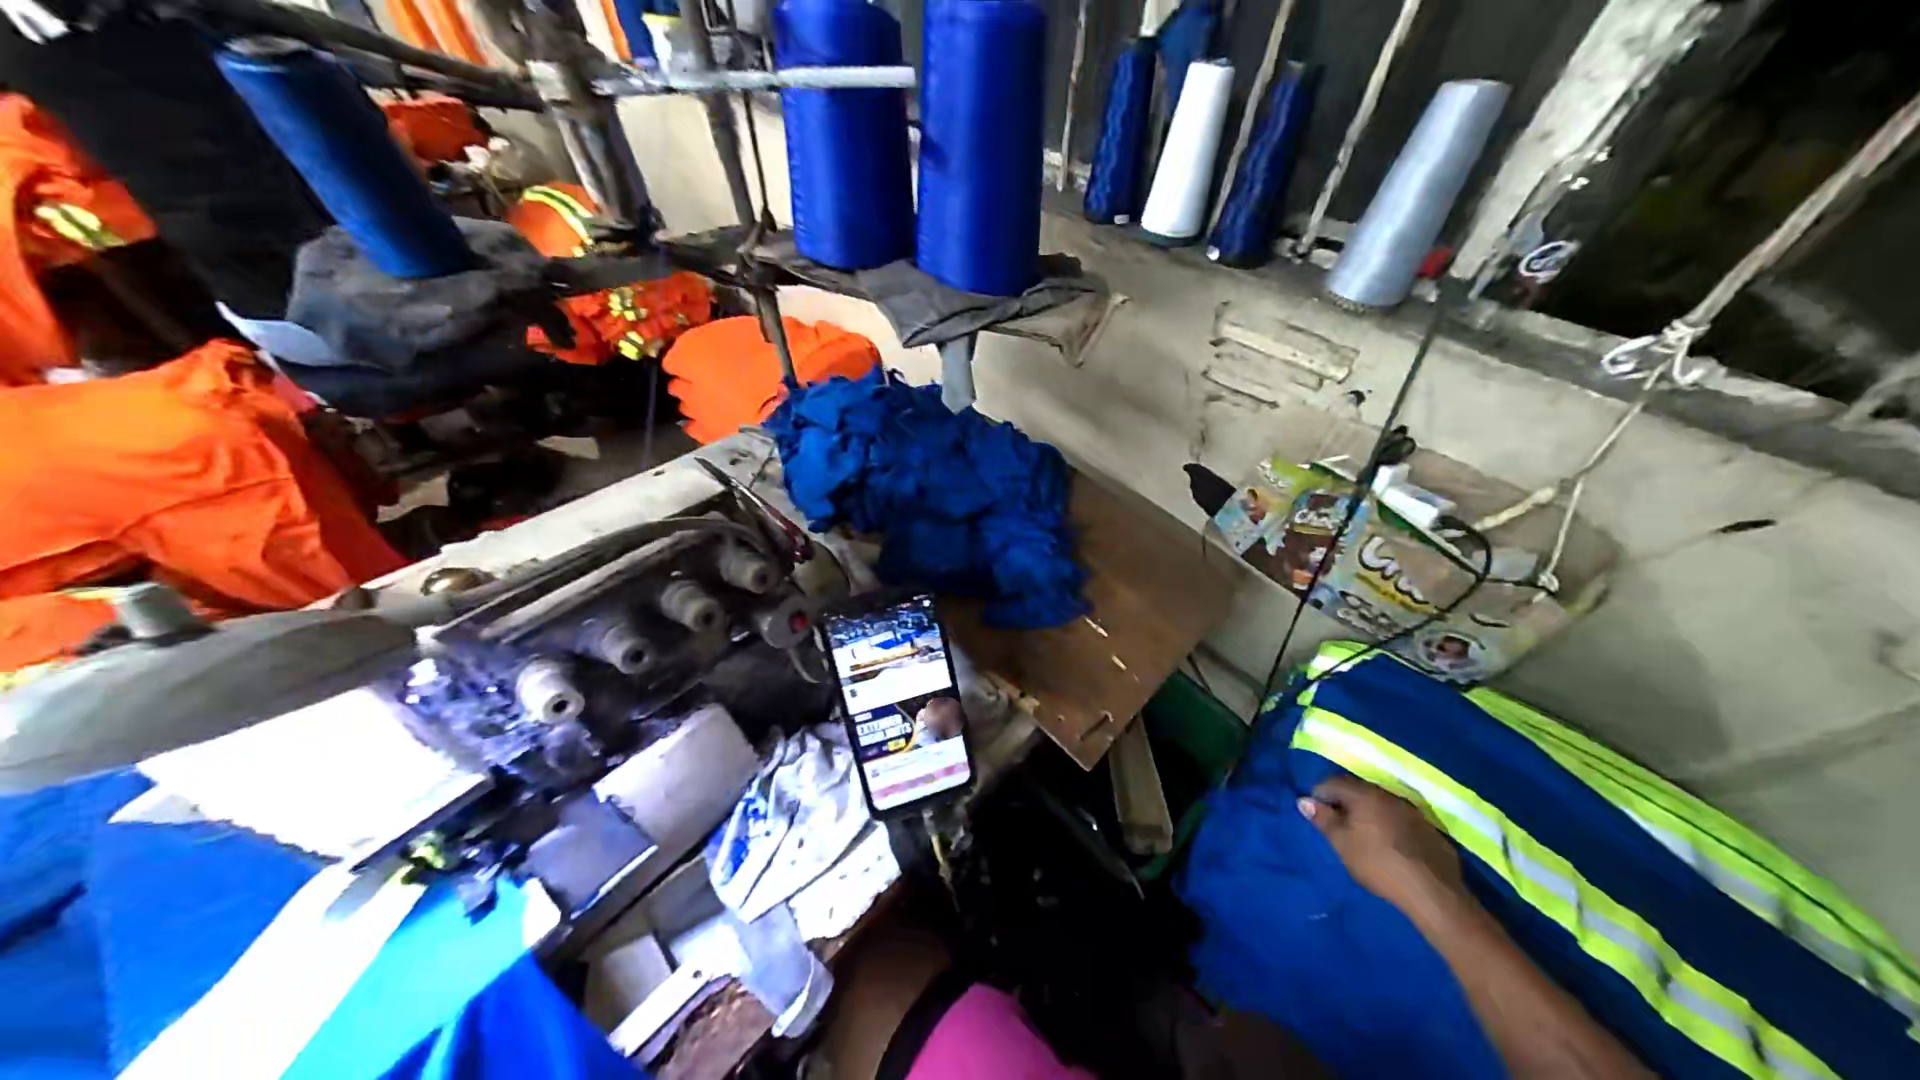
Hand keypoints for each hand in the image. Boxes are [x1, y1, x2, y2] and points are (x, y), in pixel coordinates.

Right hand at [1300, 774, 1465, 914]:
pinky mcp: (1430, 829)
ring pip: (1381, 803)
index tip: (1318, 815)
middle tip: (1338, 824)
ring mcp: (1412, 811)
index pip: (1332, 782)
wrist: (1434, 892)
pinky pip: (1401, 819)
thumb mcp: (1341, 844)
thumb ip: (1323, 819)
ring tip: (1364, 834)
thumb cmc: (1378, 864)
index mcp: (1364, 794)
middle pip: (1358, 790)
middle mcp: (1388, 795)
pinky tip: (1391, 845)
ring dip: (1369, 813)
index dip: (1320, 795)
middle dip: (1344, 802)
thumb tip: (1304, 800)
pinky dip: (1390, 825)